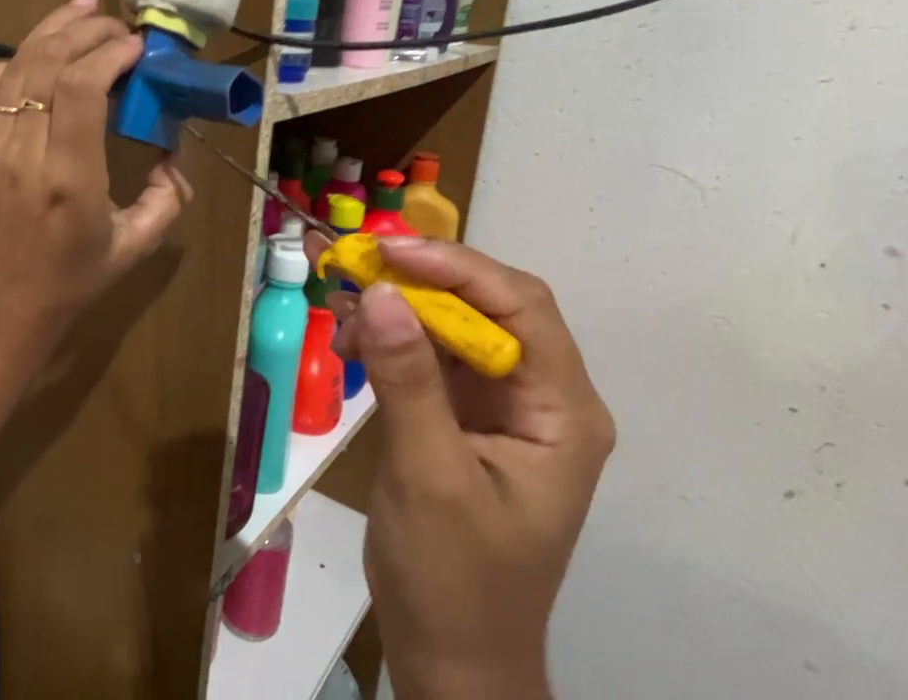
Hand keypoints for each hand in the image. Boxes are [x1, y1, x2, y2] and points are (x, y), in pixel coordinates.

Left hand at [0, 0, 191, 354]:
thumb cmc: (71, 282)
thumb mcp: (134, 246)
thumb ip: (166, 199)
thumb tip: (174, 157)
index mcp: (68, 177)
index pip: (80, 86)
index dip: (109, 53)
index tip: (137, 47)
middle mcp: (22, 153)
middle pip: (45, 62)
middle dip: (84, 31)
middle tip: (116, 25)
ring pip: (12, 67)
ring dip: (49, 32)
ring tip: (82, 12)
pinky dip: (7, 65)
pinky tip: (33, 56)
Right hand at [306, 233, 613, 699]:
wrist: (453, 657)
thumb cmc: (453, 578)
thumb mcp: (428, 476)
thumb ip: (409, 382)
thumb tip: (384, 294)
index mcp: (562, 412)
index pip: (520, 307)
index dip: (455, 267)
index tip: (385, 251)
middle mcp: (543, 399)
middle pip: (490, 309)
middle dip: (423, 282)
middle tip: (355, 268)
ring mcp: (505, 411)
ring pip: (457, 330)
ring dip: (402, 311)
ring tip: (346, 310)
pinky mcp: (468, 423)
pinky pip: (434, 362)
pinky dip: (394, 344)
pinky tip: (355, 342)